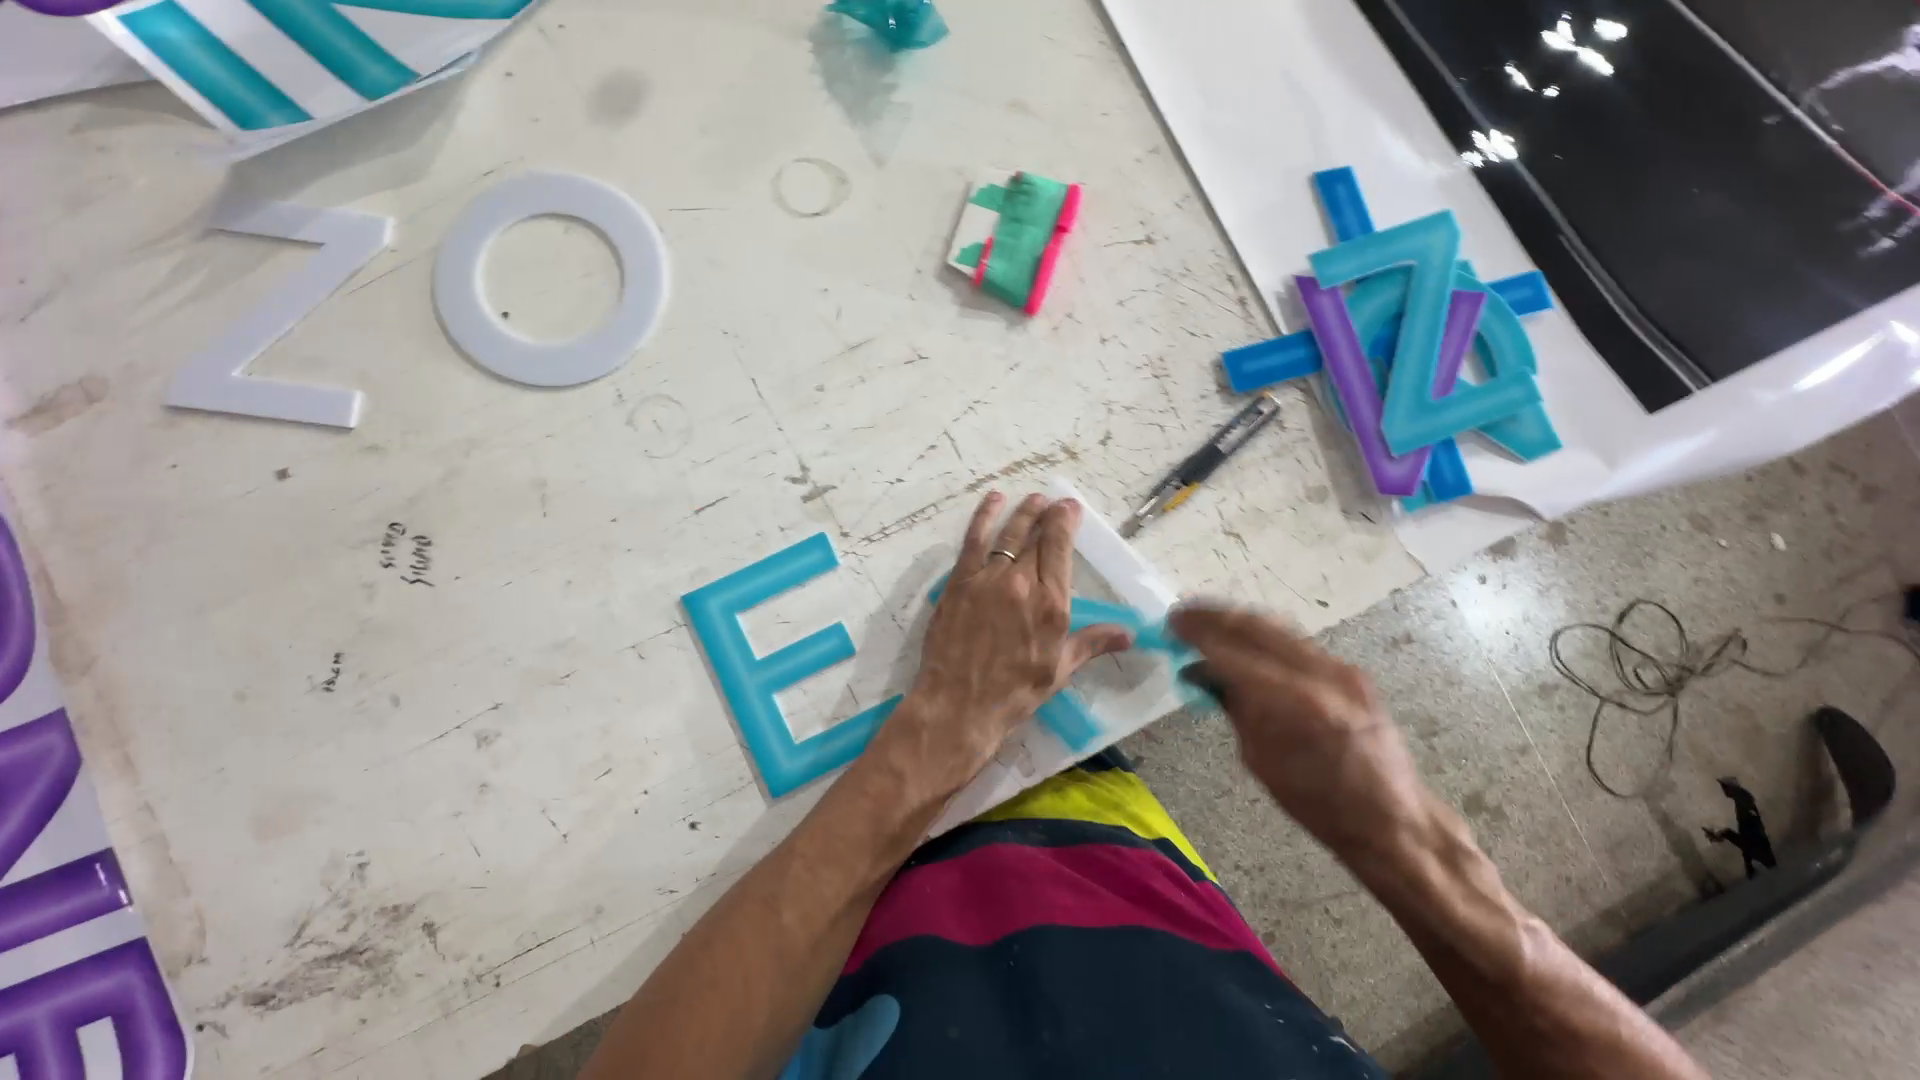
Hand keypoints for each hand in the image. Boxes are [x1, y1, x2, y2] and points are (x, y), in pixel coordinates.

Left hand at [878, 493, 1132, 789]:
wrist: (959, 704)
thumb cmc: (1014, 693)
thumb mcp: (1059, 670)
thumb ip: (1092, 644)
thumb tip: (1129, 635)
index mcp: (1051, 603)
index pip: (1060, 548)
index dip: (1066, 522)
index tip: (1071, 508)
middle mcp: (1021, 583)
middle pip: (1036, 536)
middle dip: (1048, 513)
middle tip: (1054, 502)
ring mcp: (987, 579)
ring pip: (1008, 533)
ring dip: (1022, 512)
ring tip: (1032, 498)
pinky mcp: (959, 582)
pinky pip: (974, 540)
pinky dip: (984, 517)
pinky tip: (993, 501)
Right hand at [1169, 604, 1433, 861]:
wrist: (1392, 818)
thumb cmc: (1318, 806)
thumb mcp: (1261, 760)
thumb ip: (1233, 707)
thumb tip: (1199, 672)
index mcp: (1295, 704)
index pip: (1234, 654)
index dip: (1198, 636)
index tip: (1170, 626)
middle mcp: (1320, 674)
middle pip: (1256, 627)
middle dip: (1213, 617)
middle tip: (1180, 614)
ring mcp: (1340, 668)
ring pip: (1278, 627)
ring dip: (1237, 619)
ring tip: (1204, 618)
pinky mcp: (1349, 670)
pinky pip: (1296, 641)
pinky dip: (1262, 634)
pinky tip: (1241, 637)